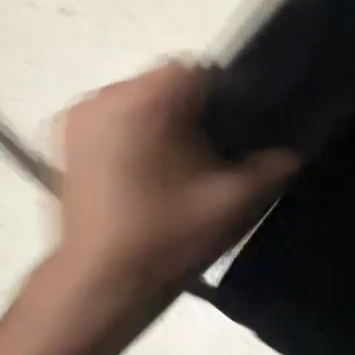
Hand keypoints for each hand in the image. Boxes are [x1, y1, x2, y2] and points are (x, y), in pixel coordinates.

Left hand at [56, 61, 297, 291]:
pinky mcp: (63, 141)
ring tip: (176, 169)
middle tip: (210, 156)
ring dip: (158, 122)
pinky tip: (144, 176)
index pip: (197, 70)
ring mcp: (78, 117)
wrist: (99, 284)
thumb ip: (271, 168)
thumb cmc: (167, 239)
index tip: (236, 135)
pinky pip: (111, 120)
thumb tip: (291, 152)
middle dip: (190, 110)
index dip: (225, 97)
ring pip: (136, 100)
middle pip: (164, 82)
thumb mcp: (232, 203)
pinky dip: (130, 135)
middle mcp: (106, 95)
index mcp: (146, 100)